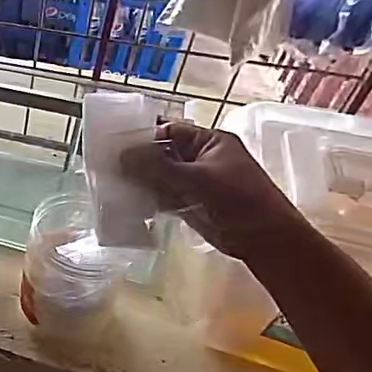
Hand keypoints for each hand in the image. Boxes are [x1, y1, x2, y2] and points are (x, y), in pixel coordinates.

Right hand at [118, 119, 309, 260]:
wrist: (265, 240)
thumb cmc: (239, 200)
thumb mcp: (197, 178)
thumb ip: (157, 166)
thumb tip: (122, 154)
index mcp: (209, 142)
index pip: (170, 131)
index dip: (144, 135)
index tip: (115, 143)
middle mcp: (200, 158)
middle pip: (161, 152)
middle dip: (138, 158)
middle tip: (106, 163)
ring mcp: (194, 181)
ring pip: (159, 175)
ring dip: (139, 179)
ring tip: (110, 181)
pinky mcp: (189, 202)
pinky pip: (162, 193)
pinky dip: (147, 196)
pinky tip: (126, 199)